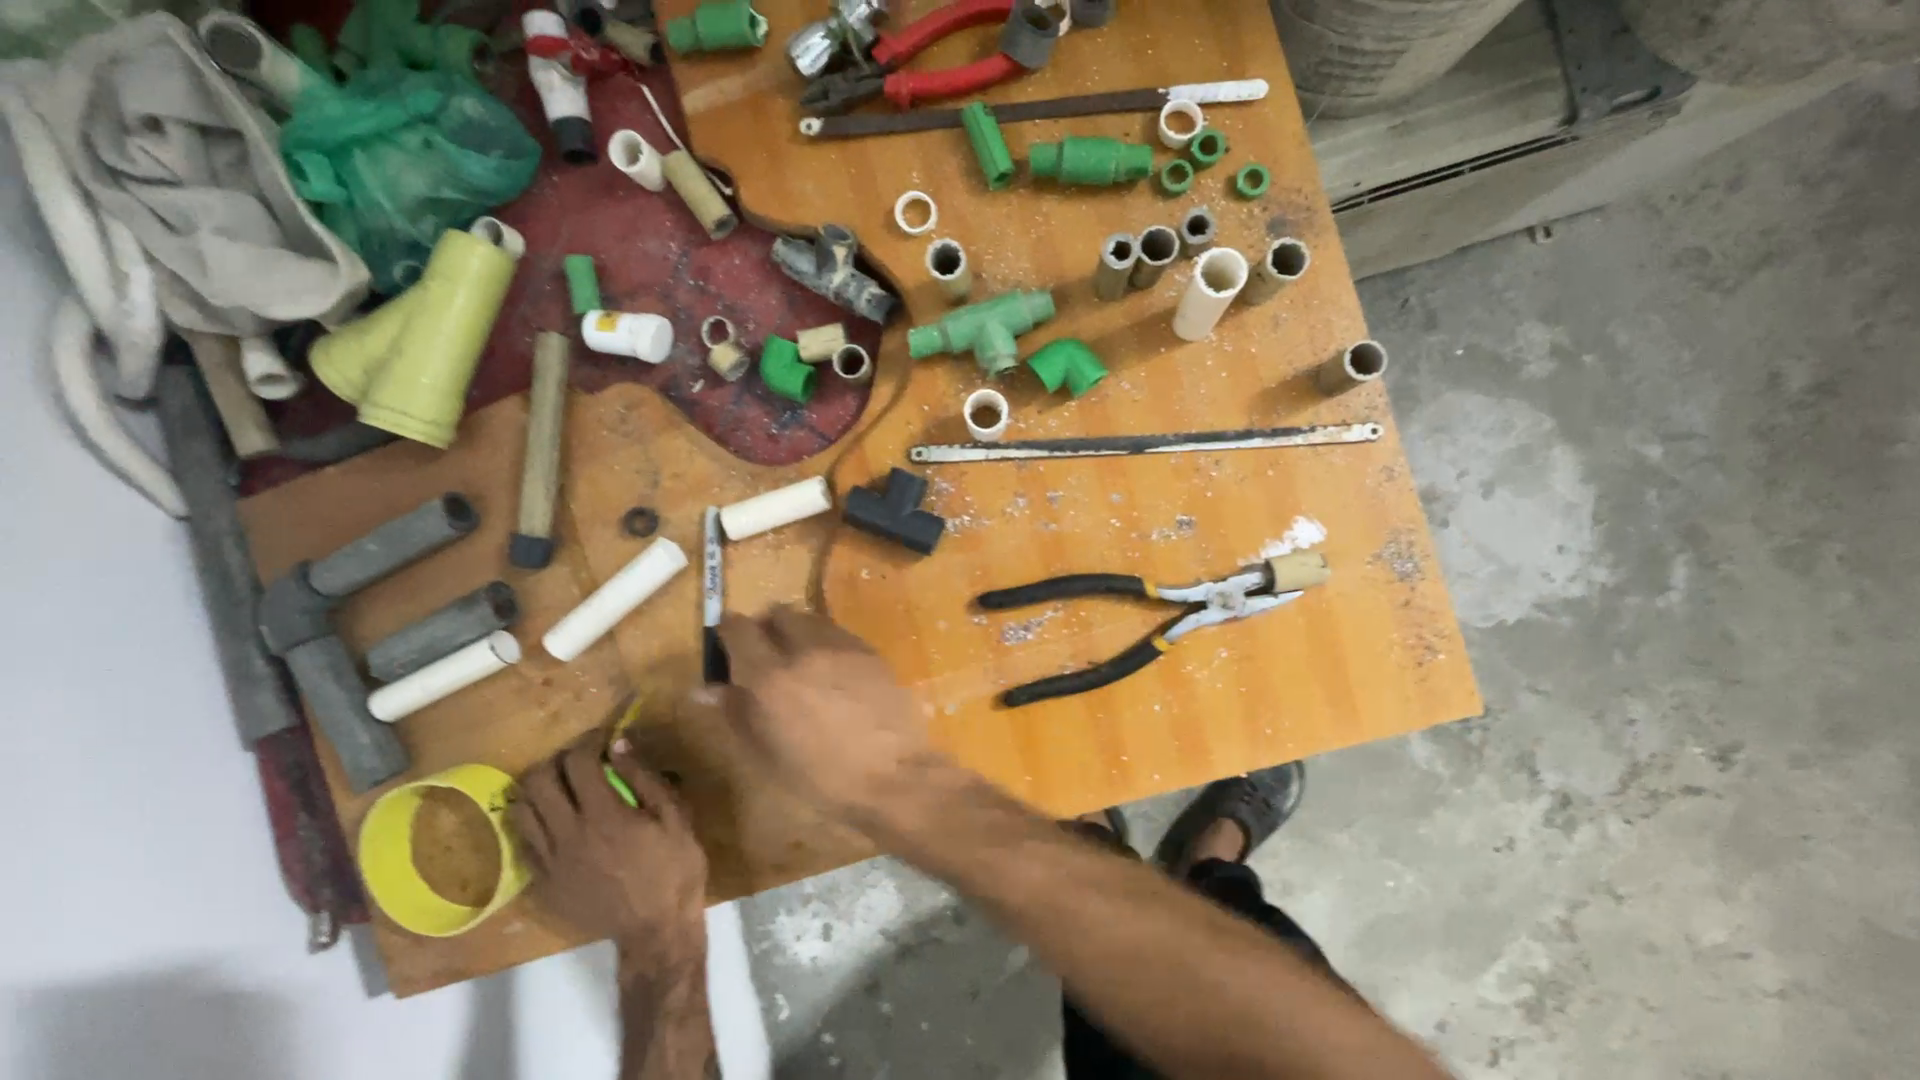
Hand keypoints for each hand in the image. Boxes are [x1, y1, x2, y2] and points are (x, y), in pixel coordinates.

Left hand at [509, 733, 706, 974]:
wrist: (656, 930)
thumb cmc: (675, 870)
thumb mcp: (675, 818)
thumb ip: (644, 778)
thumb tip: (619, 744)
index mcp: (604, 814)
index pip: (577, 762)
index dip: (587, 741)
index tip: (601, 738)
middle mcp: (568, 833)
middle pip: (538, 780)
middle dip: (556, 760)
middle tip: (578, 760)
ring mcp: (551, 861)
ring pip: (522, 810)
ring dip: (539, 789)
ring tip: (562, 787)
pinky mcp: (544, 883)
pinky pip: (524, 842)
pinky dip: (535, 823)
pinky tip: (557, 822)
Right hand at [696, 606, 938, 825]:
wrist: (892, 775)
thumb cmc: (821, 777)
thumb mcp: (766, 754)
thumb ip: (736, 713)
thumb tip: (704, 689)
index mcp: (769, 676)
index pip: (737, 629)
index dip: (728, 630)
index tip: (726, 641)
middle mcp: (803, 649)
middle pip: (777, 613)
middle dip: (766, 625)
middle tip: (765, 649)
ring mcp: (841, 646)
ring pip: (810, 618)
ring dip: (797, 629)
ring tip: (799, 656)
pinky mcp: (870, 651)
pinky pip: (838, 632)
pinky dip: (826, 641)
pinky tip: (831, 668)